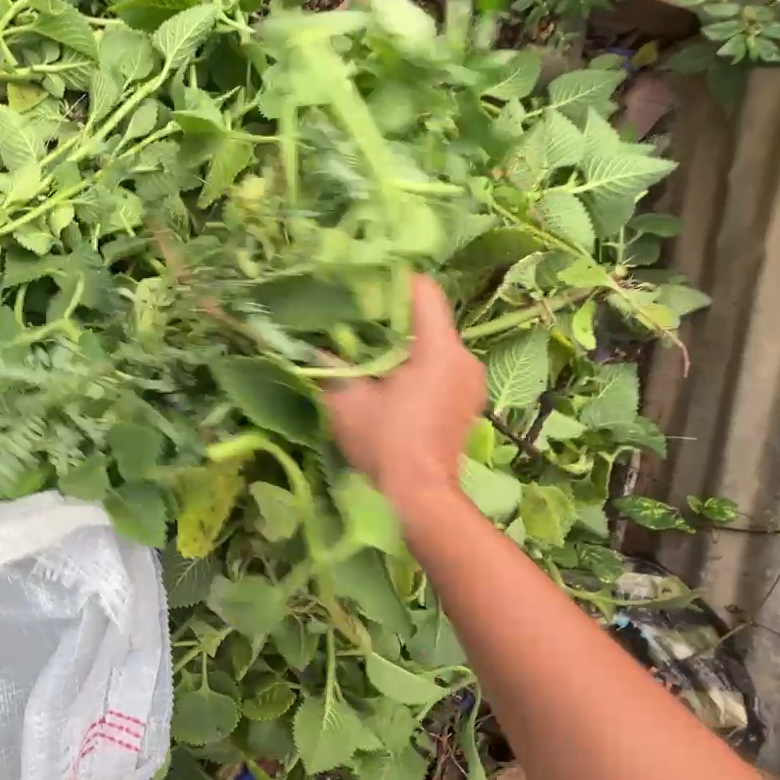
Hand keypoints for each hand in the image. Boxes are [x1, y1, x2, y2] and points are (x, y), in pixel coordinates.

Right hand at [325, 274, 485, 505]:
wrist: (420, 499)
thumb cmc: (384, 443)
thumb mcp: (345, 398)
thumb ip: (329, 360)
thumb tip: (309, 337)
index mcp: (440, 349)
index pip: (422, 291)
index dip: (390, 280)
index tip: (358, 283)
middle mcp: (464, 358)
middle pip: (427, 316)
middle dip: (389, 314)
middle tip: (351, 317)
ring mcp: (471, 380)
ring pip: (432, 341)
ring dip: (400, 340)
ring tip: (364, 347)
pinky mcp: (467, 399)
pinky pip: (439, 364)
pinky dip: (414, 361)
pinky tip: (386, 376)